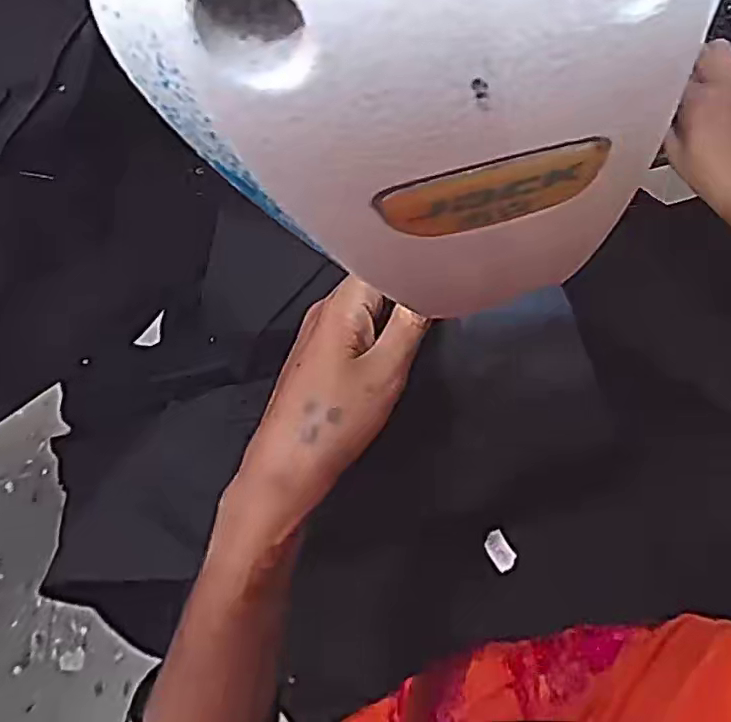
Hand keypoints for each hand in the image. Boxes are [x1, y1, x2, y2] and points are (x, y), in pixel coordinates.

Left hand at [220, 275, 430, 550]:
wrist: (285, 469)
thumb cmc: (330, 423)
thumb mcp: (387, 371)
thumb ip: (412, 323)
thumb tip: (431, 287)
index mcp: (339, 306)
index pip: (384, 261)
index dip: (416, 265)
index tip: (444, 274)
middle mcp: (324, 311)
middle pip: (377, 282)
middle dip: (409, 289)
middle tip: (440, 304)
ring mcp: (319, 332)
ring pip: (368, 306)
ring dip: (395, 313)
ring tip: (421, 327)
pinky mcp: (320, 353)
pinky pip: (358, 326)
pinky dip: (380, 331)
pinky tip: (393, 350)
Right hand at [664, 40, 730, 260]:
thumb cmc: (725, 186)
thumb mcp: (677, 157)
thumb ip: (666, 126)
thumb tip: (661, 112)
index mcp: (702, 100)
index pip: (676, 71)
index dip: (664, 79)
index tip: (659, 87)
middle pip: (709, 50)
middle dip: (693, 61)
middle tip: (681, 81)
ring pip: (730, 62)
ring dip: (713, 74)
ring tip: (702, 101)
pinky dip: (730, 91)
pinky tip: (722, 116)